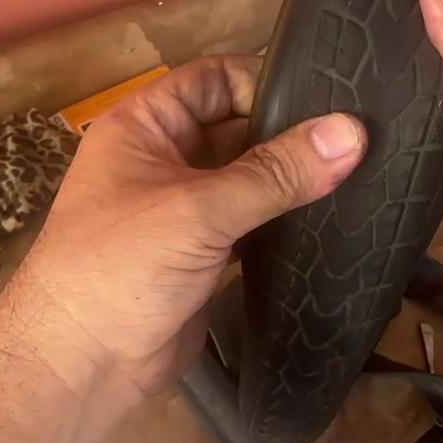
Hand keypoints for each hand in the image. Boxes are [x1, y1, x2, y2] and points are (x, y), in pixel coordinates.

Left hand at [0, 56, 366, 400]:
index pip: (213, 80)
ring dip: (289, 182)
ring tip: (358, 174)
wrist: (84, 362)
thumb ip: (276, 174)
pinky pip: (250, 223)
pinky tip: (328, 220)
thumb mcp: (199, 210)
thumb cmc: (123, 266)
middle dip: (288, 135)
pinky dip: (282, 222)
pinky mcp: (203, 255)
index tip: (328, 97)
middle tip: (358, 139)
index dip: (264, 81)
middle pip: (237, 129)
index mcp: (145, 127)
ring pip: (247, 180)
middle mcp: (164, 160)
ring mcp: (183, 210)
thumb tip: (352, 133)